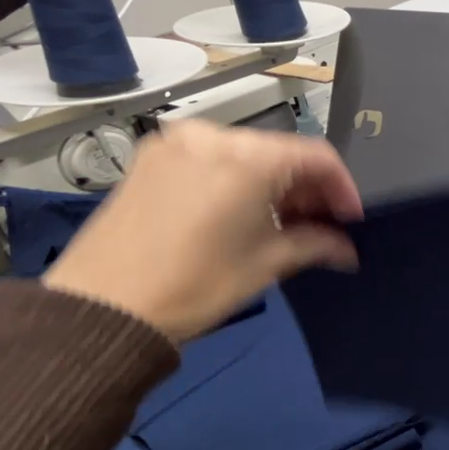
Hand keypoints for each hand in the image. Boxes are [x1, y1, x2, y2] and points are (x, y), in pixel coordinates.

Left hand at [42, 121, 361, 340]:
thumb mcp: (268, 264)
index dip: (342, 188)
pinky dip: (238, 182)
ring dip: (273, 185)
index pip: (318, 157)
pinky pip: (213, 161)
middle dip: (307, 188)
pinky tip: (244, 215)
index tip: (351, 220)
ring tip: (283, 223)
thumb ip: (316, 243)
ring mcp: (175, 146)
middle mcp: (212, 138)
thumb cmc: (195, 284)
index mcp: (247, 157)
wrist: (98, 312)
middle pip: (281, 152)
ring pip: (247, 155)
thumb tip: (344, 247)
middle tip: (321, 225)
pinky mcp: (150, 162)